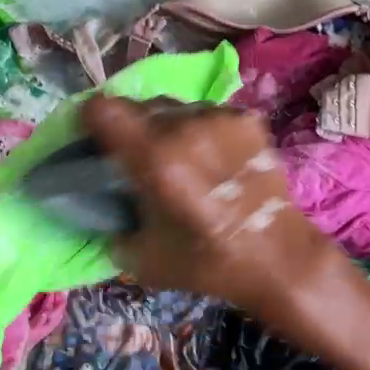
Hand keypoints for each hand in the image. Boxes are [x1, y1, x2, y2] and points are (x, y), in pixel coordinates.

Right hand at [80, 94, 344, 320]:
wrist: (278, 258)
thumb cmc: (206, 263)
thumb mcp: (142, 256)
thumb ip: (111, 221)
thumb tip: (99, 198)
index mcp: (155, 158)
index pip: (104, 109)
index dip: (91, 121)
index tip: (93, 139)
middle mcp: (186, 126)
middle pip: (139, 106)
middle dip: (131, 128)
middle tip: (137, 157)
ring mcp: (219, 116)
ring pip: (175, 108)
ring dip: (168, 127)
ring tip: (180, 159)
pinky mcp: (246, 116)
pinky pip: (208, 113)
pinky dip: (201, 131)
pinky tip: (212, 159)